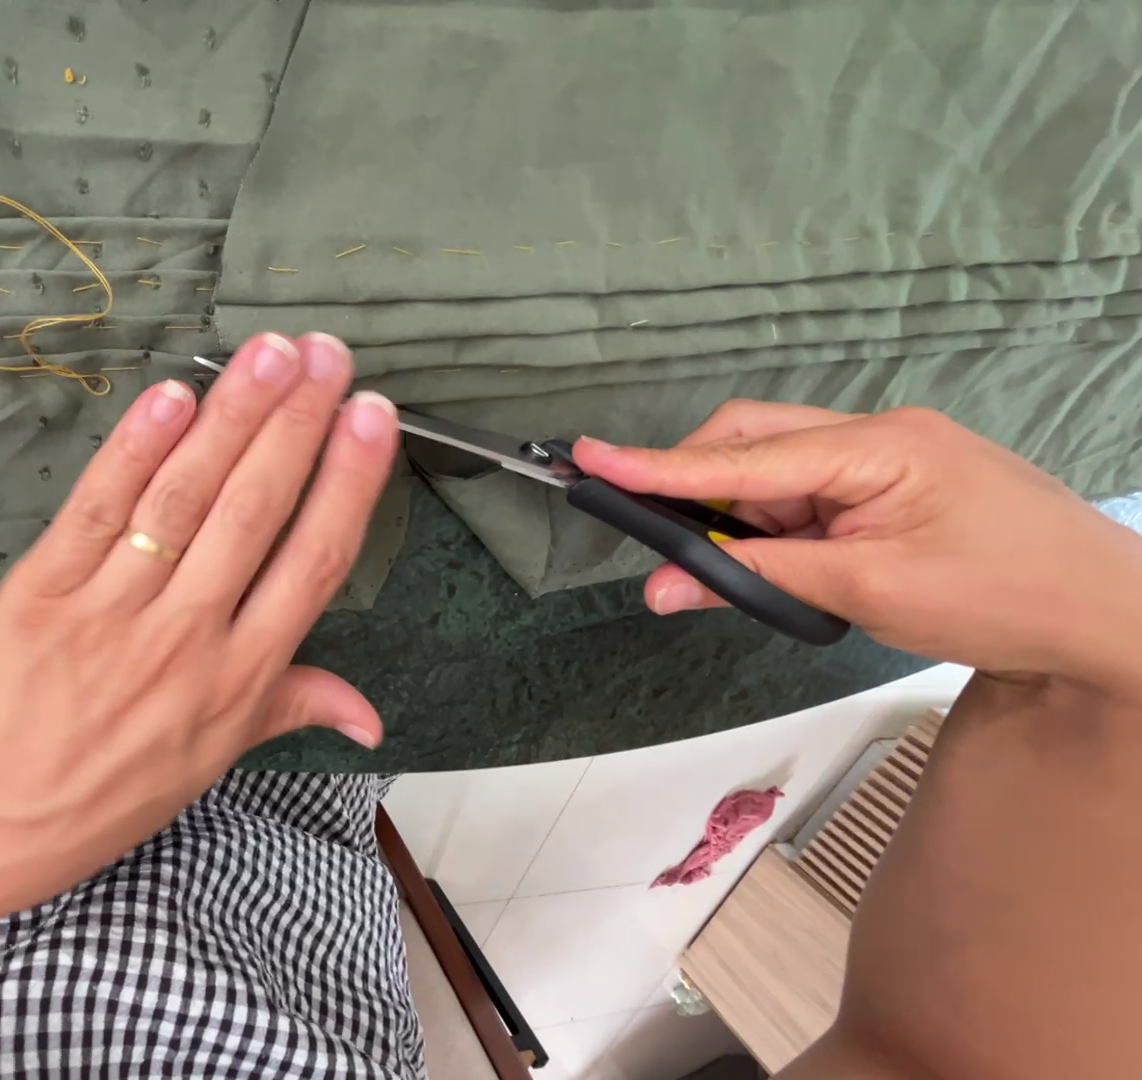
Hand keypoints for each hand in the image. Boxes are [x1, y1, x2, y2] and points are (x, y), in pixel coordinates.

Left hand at [0, 331, 398, 911]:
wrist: (16, 808)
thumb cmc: (130, 778)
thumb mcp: (224, 753)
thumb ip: (296, 707)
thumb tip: (376, 716)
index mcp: (243, 675)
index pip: (312, 561)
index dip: (347, 482)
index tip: (371, 415)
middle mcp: (188, 635)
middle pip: (253, 511)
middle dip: (295, 423)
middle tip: (325, 353)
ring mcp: (113, 609)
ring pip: (182, 498)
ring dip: (230, 417)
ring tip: (268, 352)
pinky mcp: (45, 590)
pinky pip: (98, 508)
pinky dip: (134, 449)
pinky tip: (172, 396)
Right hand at [572, 402, 1141, 692]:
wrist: (1116, 625)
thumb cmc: (1007, 599)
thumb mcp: (862, 590)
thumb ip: (747, 579)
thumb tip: (656, 586)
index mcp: (878, 446)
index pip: (739, 457)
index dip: (656, 464)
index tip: (588, 457)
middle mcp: (871, 436)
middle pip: (745, 438)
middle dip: (693, 480)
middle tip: (662, 531)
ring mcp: (875, 459)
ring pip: (761, 470)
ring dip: (732, 515)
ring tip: (738, 565)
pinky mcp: (874, 487)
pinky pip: (789, 495)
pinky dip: (762, 529)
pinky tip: (773, 559)